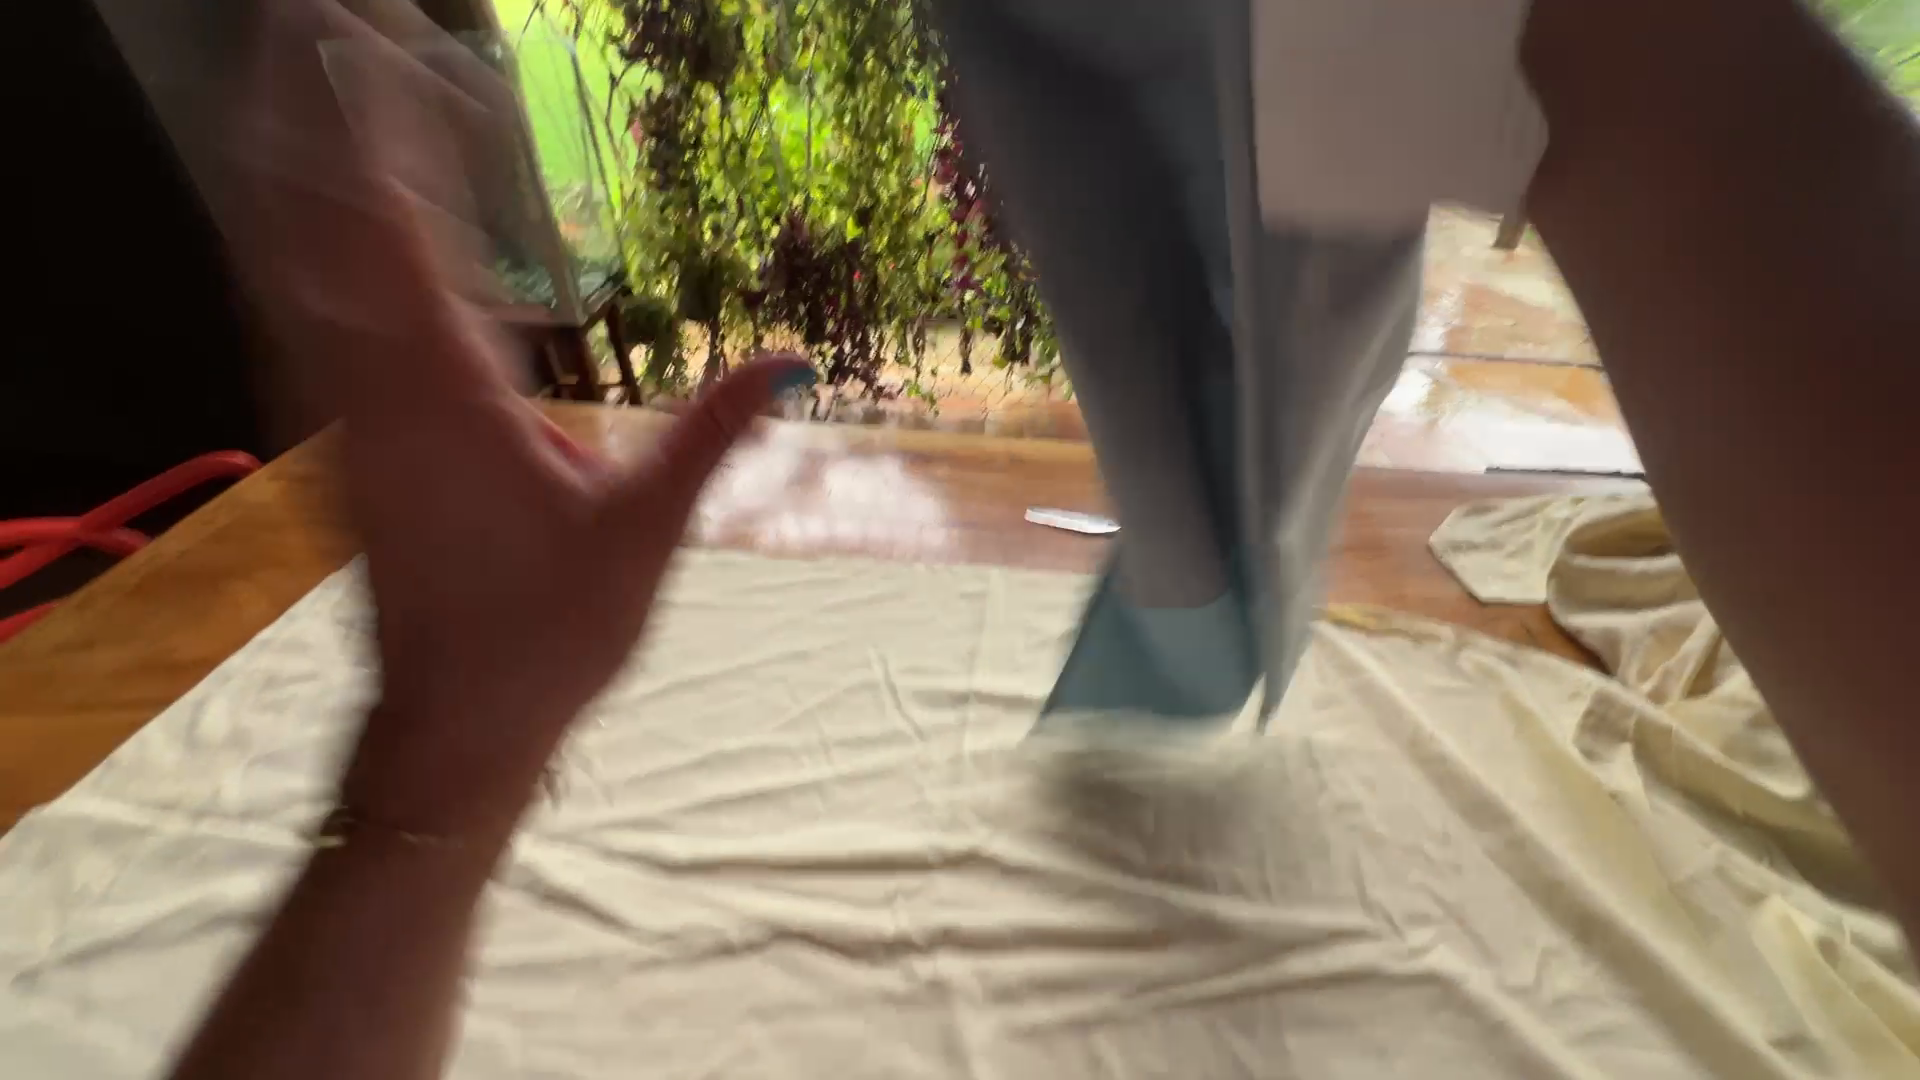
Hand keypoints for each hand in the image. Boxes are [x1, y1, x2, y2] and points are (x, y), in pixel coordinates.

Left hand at [223, 1, 812, 841]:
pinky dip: (292, 259)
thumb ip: (713, 432)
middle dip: (311, 126)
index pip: (402, 237)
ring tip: (302, 104)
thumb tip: (791, 362)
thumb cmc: (556, 630)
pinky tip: (302, 239)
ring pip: (283, 275)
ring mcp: (337, 427)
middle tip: (324, 31)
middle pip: (309, 232)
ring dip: (289, 182)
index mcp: (448, 403)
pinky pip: (296, 330)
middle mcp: (369, 397)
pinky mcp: (339, 455)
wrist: (459, 721)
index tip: (374, 49)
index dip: (383, 135)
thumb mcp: (649, 527)